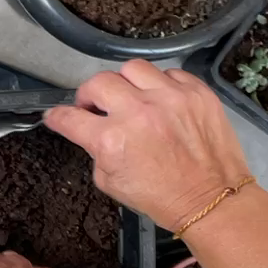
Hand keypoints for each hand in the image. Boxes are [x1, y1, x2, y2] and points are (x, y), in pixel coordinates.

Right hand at [44, 62, 253, 231]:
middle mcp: (139, 113)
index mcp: (112, 140)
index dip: (57, 116)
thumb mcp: (110, 181)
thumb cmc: (160, 196)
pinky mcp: (197, 93)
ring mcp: (170, 98)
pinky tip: (160, 102)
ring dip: (124, 83)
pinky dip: (159, 85)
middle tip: (95, 107)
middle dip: (90, 95)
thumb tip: (89, 130)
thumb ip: (95, 150)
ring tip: (130, 98)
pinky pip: (169, 73)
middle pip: (98, 83)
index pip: (70, 118)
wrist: (211, 199)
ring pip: (132, 68)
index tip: (56, 116)